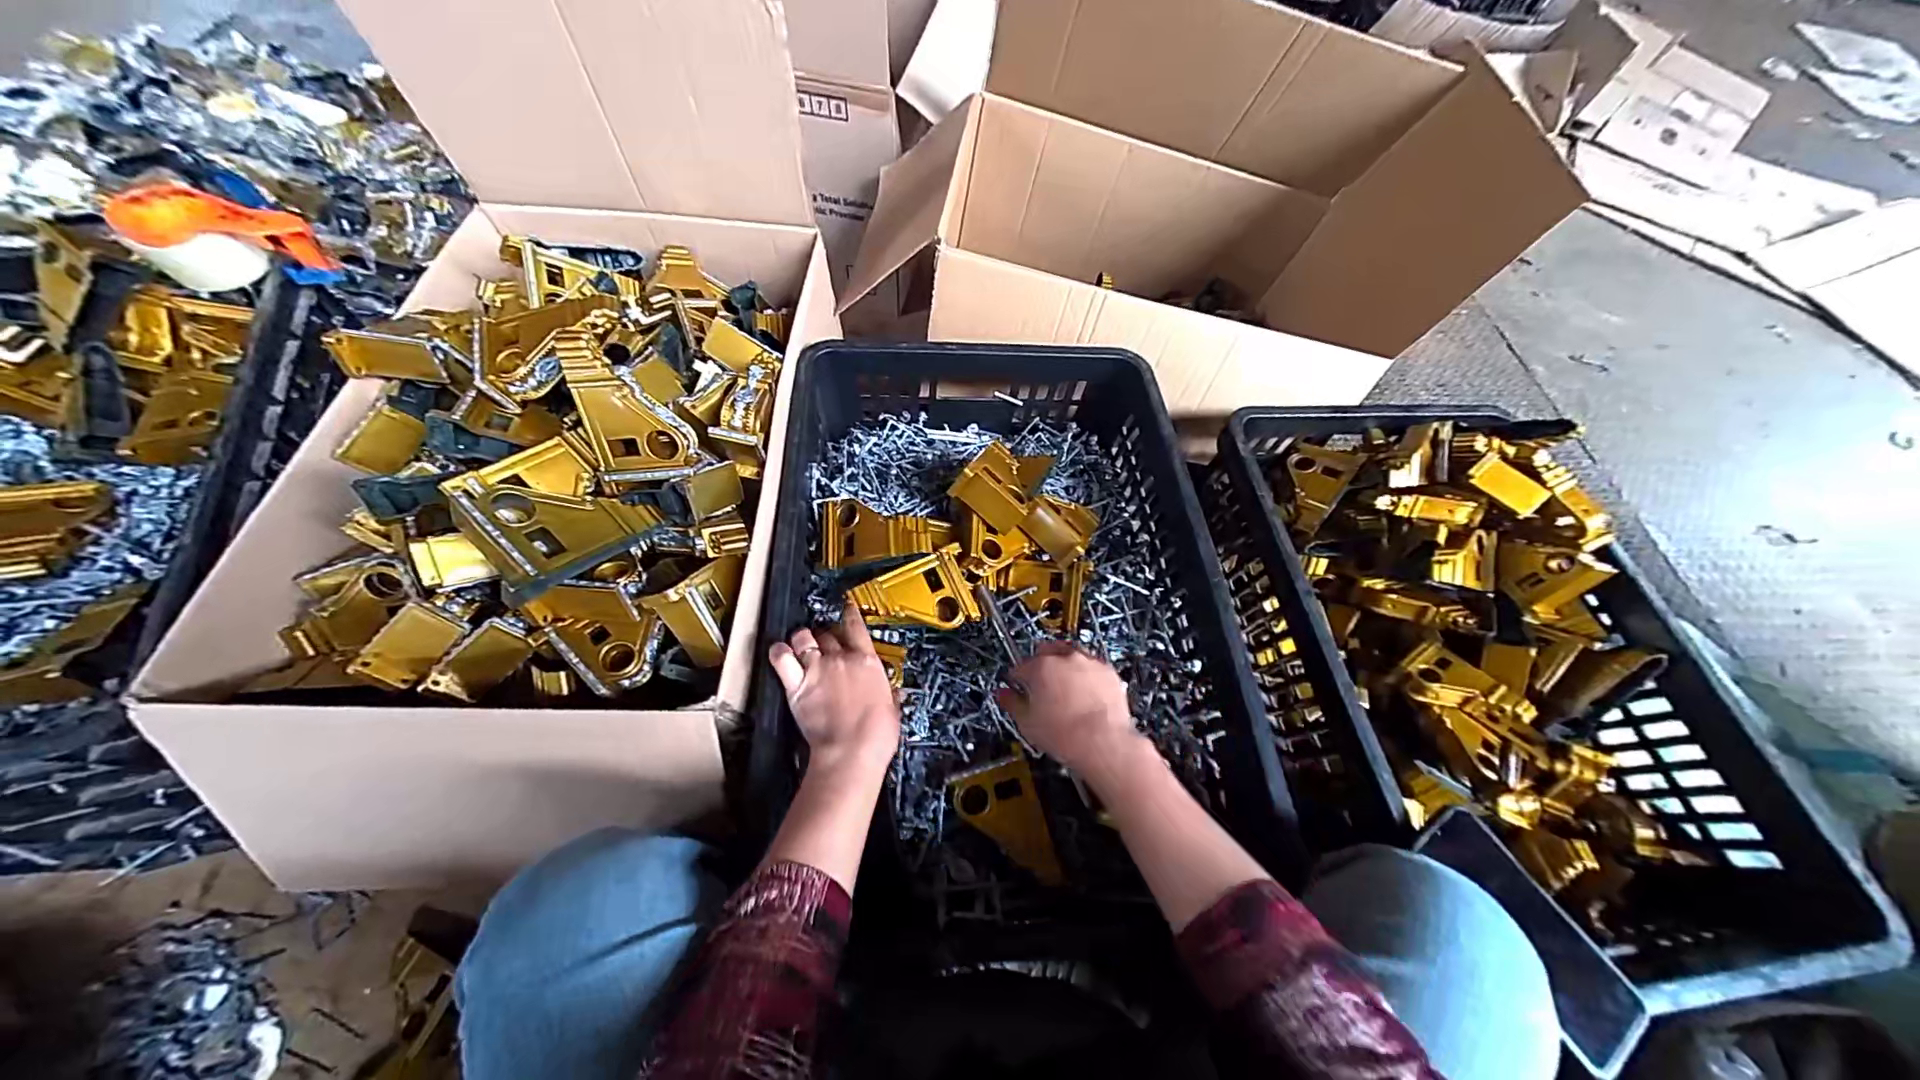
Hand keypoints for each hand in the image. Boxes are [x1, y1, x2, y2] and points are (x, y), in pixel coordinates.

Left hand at [769, 601, 899, 775]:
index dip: (849, 613)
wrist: (852, 751)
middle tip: (826, 640)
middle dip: (826, 634)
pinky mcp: (797, 686)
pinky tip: (778, 650)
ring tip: (802, 641)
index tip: (847, 609)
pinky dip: (778, 652)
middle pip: (828, 633)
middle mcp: (840, 659)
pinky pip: (781, 658)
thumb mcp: (892, 710)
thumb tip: (893, 696)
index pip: (855, 626)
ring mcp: (817, 670)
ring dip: (802, 637)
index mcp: (867, 662)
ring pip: (804, 638)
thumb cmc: (875, 735)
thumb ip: (890, 696)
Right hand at [999, 642, 1142, 776]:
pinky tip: (1085, 694)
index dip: (1017, 678)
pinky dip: (1087, 675)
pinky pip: (1092, 667)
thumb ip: (1012, 703)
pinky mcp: (1108, 672)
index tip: (1019, 686)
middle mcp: (1065, 658)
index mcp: (1040, 667)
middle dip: (1041, 665)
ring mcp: (1089, 663)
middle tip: (1041, 685)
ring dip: (1065, 666)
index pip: (1020, 666)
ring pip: (1071, 655)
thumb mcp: (1027, 723)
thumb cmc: (1067, 735)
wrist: (1103, 744)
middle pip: (1046, 652)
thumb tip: (1003, 695)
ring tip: (1064, 689)